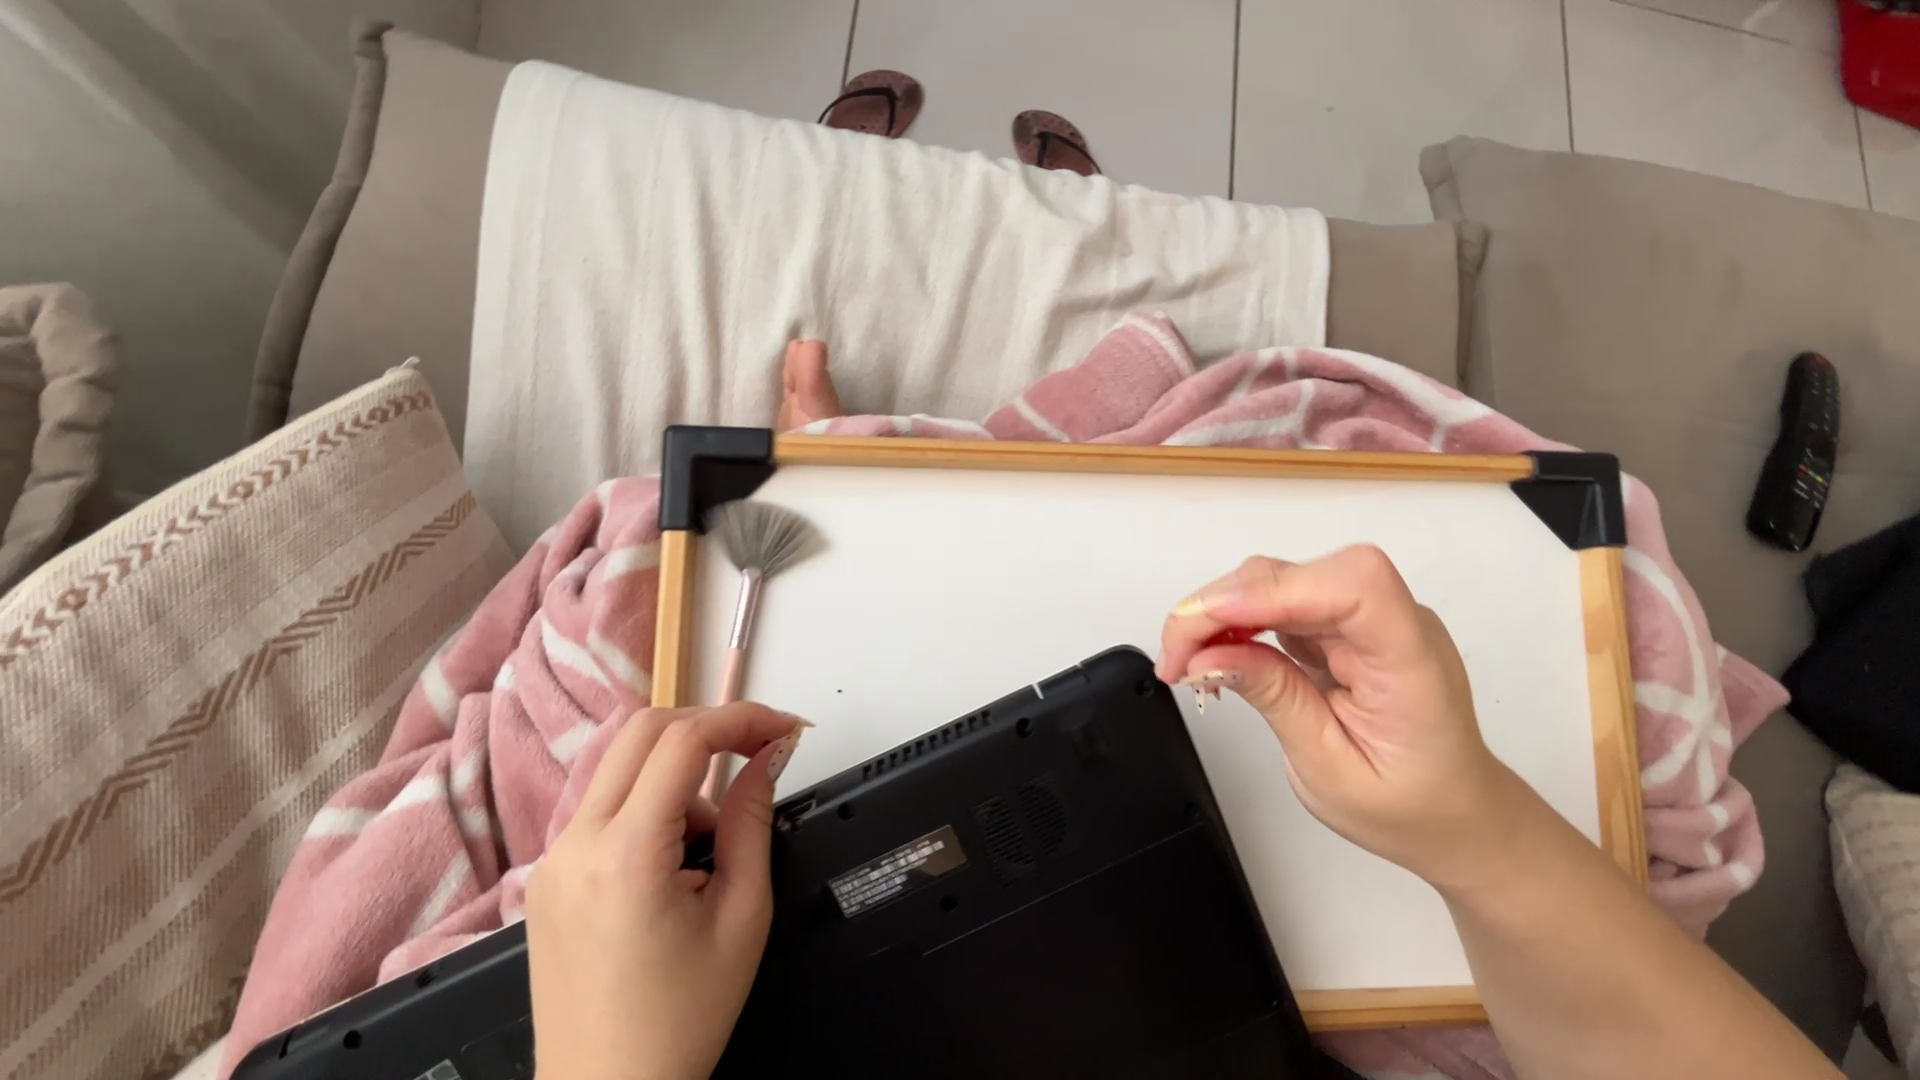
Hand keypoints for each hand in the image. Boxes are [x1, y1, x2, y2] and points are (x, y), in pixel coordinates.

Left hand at [526, 703, 805, 1079]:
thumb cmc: (682, 1018)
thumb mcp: (742, 914)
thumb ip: (752, 820)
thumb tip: (770, 755)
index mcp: (624, 856)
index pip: (683, 742)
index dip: (742, 720)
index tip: (786, 730)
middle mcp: (575, 844)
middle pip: (643, 731)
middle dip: (710, 726)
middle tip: (760, 749)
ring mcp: (553, 858)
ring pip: (623, 764)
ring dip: (681, 771)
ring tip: (714, 839)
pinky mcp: (550, 874)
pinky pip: (606, 805)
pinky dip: (652, 801)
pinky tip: (677, 857)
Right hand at [1157, 545, 1533, 888]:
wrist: (1453, 813)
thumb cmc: (1407, 805)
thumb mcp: (1329, 769)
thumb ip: (1274, 699)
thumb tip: (1208, 656)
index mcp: (1410, 663)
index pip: (1354, 587)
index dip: (1275, 589)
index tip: (1209, 623)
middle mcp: (1392, 623)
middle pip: (1296, 575)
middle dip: (1222, 605)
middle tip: (1174, 657)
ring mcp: (1365, 618)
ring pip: (1276, 581)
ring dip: (1219, 612)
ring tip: (1184, 660)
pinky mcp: (1339, 624)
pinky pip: (1276, 602)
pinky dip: (1234, 622)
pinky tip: (1213, 652)